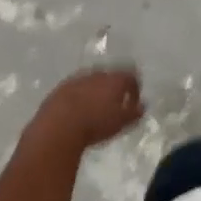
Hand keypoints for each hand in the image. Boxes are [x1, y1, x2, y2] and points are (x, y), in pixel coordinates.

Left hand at [26, 67, 144, 149]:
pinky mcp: (59, 88)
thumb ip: (134, 112)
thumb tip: (142, 106)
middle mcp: (97, 74)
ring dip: (95, 93)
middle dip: (113, 89)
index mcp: (115, 79)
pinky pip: (75, 89)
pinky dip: (79, 97)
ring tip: (94, 110)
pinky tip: (77, 112)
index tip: (133, 105)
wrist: (58, 126)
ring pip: (91, 82)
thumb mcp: (121, 123)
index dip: (134, 90)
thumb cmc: (95, 124)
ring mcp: (77, 79)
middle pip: (110, 77)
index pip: (131, 77)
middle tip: (113, 106)